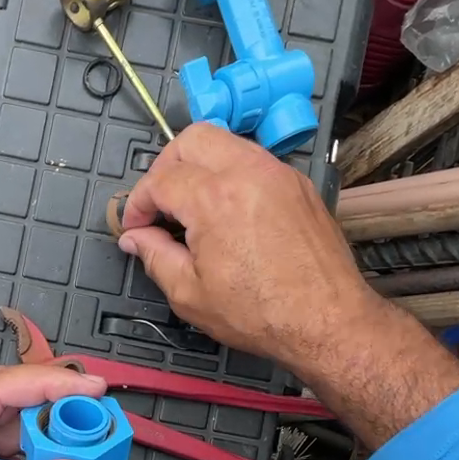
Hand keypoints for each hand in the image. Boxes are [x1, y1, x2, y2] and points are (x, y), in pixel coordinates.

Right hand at [116, 125, 402, 373]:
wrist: (324, 319)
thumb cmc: (260, 313)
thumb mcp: (189, 293)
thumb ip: (155, 256)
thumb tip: (136, 238)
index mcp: (215, 199)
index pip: (161, 179)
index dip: (137, 203)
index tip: (133, 227)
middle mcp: (248, 172)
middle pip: (192, 139)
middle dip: (165, 167)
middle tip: (157, 204)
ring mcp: (277, 173)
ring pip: (225, 143)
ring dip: (197, 167)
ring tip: (188, 208)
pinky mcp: (297, 184)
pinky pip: (252, 160)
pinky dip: (228, 174)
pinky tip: (222, 212)